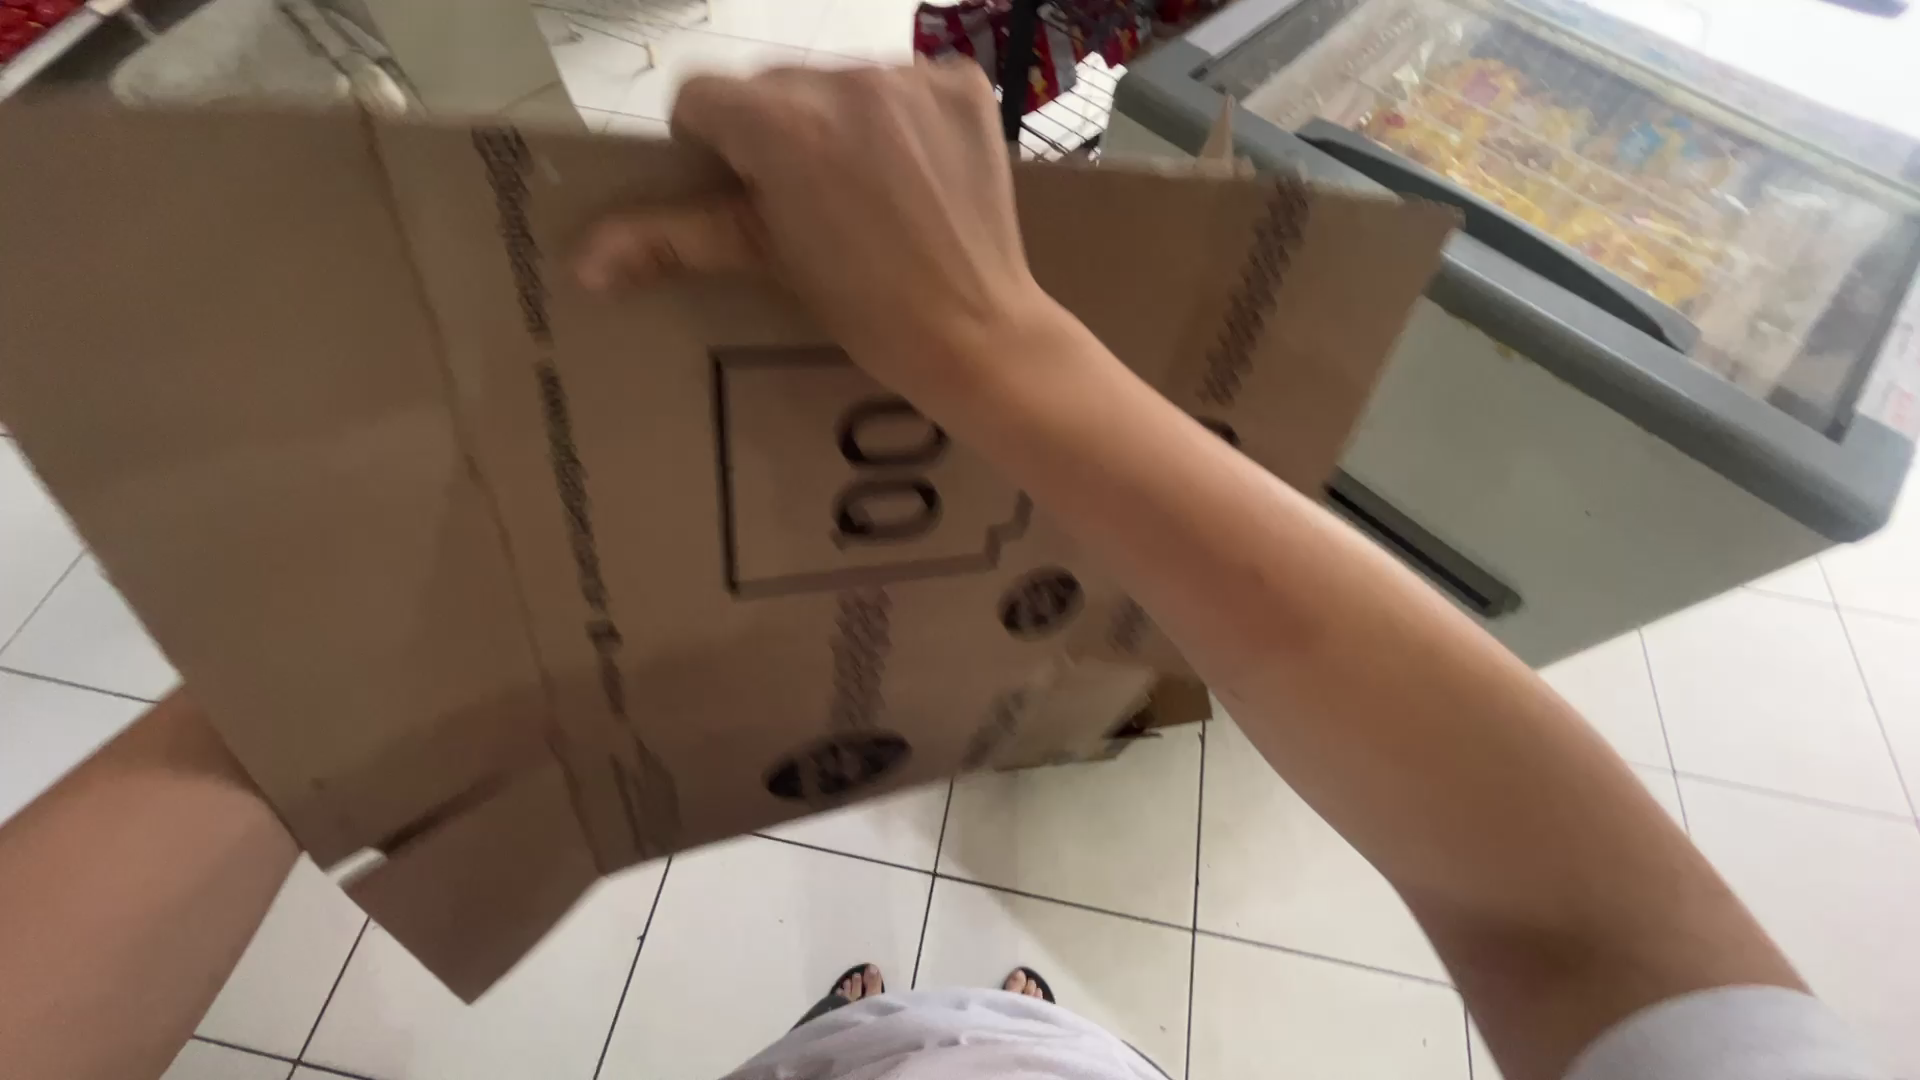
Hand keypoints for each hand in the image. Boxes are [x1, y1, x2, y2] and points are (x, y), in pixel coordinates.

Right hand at [574, 62, 1065, 405]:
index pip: (702, 99)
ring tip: (868, 193)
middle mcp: (843, 79)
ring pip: (840, 80)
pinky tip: (916, 174)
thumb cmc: (867, 314)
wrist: (975, 335)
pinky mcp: (963, 83)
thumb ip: (672, 241)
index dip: (713, 147)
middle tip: (812, 203)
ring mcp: (911, 76)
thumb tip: (582, 261)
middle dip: (777, 133)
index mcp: (778, 124)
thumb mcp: (767, 263)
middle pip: (774, 86)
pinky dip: (903, 118)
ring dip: (839, 122)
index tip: (745, 192)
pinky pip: (907, 82)